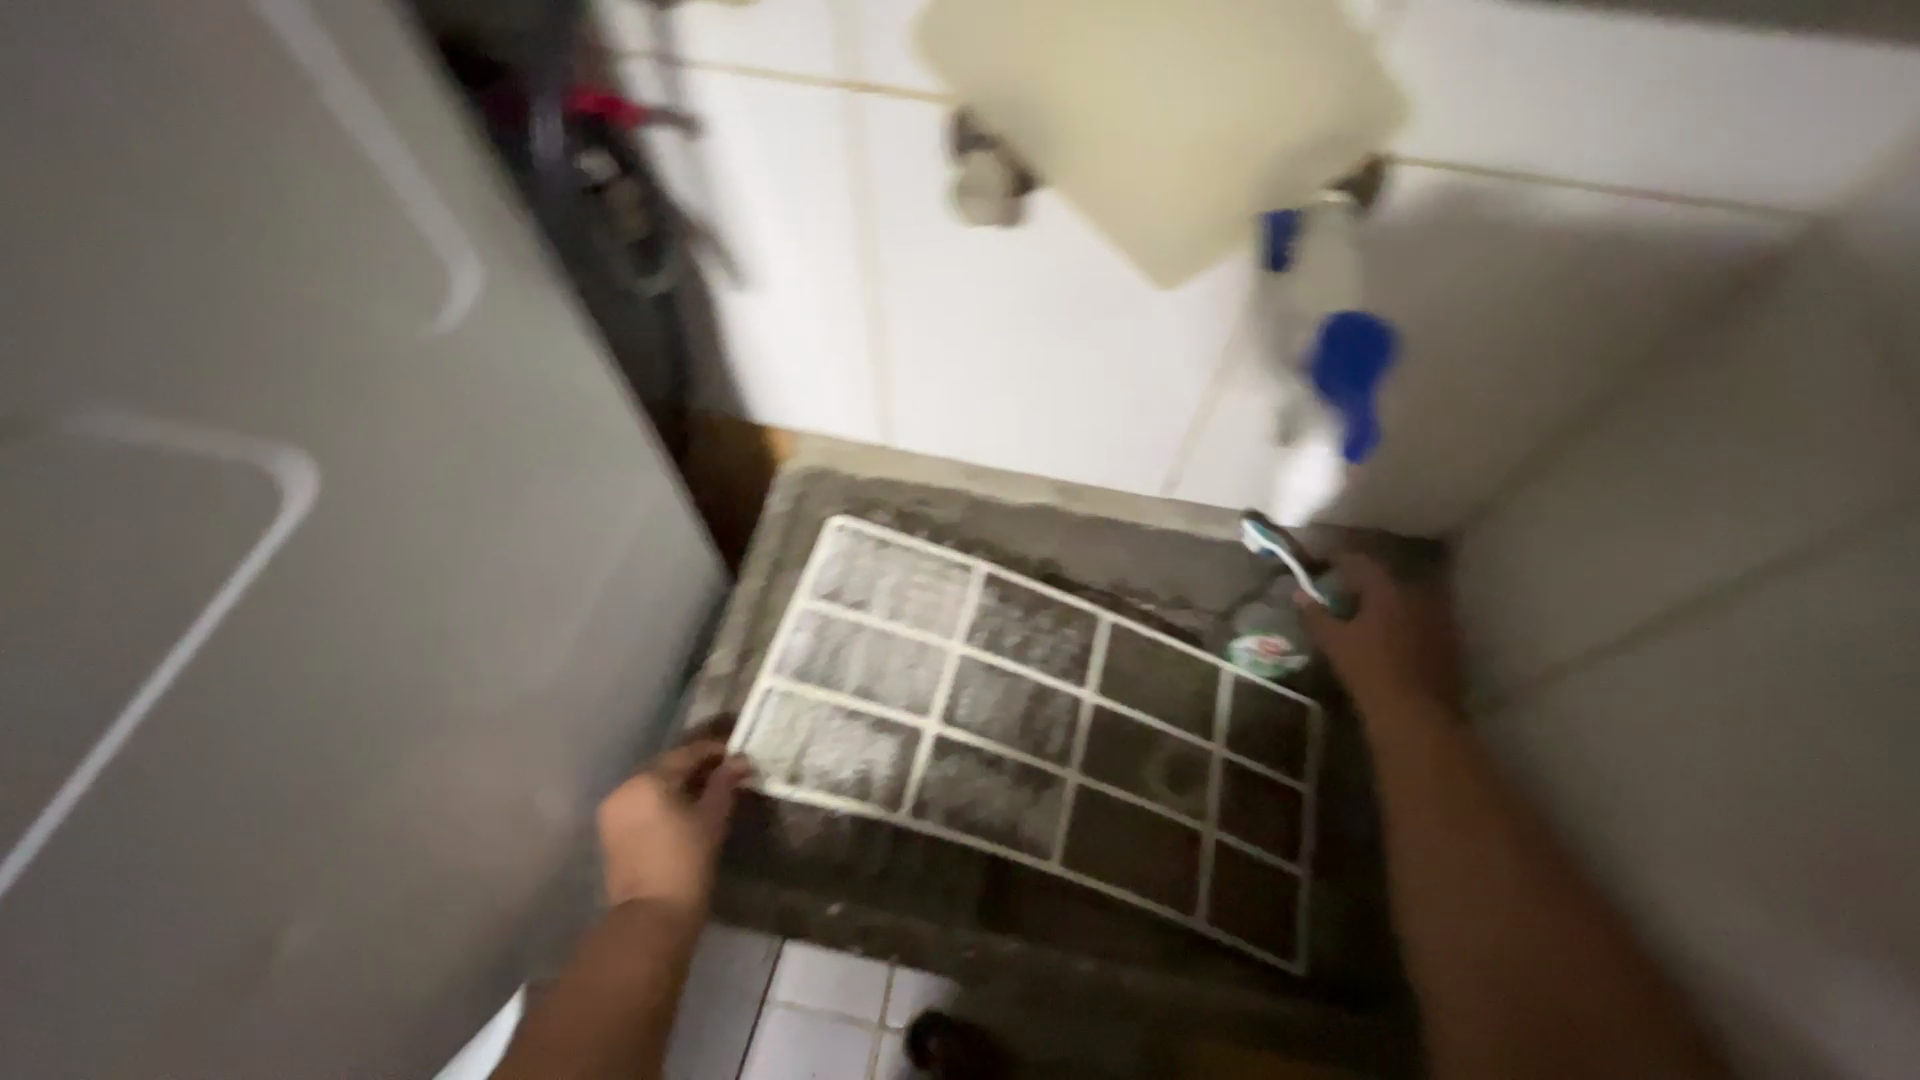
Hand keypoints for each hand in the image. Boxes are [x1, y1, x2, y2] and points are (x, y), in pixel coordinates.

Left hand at [597, 739, 752, 916]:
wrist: (652, 916)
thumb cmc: (687, 863)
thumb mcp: (712, 818)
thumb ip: (725, 783)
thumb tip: (741, 760)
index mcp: (648, 780)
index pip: (687, 753)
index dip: (715, 751)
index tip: (738, 755)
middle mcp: (624, 787)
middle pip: (666, 766)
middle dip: (697, 766)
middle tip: (727, 772)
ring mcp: (613, 809)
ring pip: (652, 784)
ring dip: (679, 783)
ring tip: (709, 790)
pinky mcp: (610, 830)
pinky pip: (641, 802)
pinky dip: (662, 800)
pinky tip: (685, 808)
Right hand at [1296, 552, 1463, 713]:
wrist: (1417, 712)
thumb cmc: (1369, 671)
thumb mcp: (1333, 642)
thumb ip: (1315, 615)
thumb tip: (1298, 593)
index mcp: (1386, 590)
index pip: (1360, 562)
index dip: (1340, 559)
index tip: (1325, 561)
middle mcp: (1416, 594)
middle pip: (1387, 577)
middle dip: (1366, 579)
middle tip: (1347, 588)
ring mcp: (1438, 616)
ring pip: (1408, 596)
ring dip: (1389, 598)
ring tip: (1371, 610)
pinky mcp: (1450, 638)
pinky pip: (1423, 616)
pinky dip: (1407, 617)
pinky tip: (1395, 633)